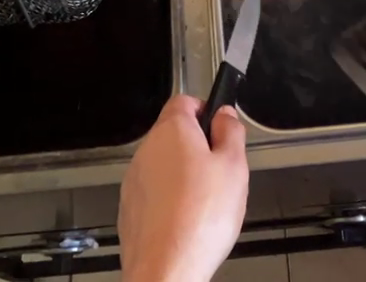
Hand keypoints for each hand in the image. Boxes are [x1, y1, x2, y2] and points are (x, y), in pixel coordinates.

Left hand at [118, 94, 248, 281]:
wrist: (166, 270)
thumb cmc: (199, 220)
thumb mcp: (234, 166)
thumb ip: (231, 132)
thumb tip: (225, 115)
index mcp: (172, 130)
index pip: (185, 100)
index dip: (204, 109)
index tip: (219, 126)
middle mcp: (148, 149)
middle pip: (175, 134)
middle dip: (197, 147)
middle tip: (220, 170)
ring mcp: (135, 179)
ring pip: (165, 165)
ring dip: (183, 175)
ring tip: (206, 202)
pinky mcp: (130, 208)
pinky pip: (154, 193)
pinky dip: (170, 200)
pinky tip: (188, 220)